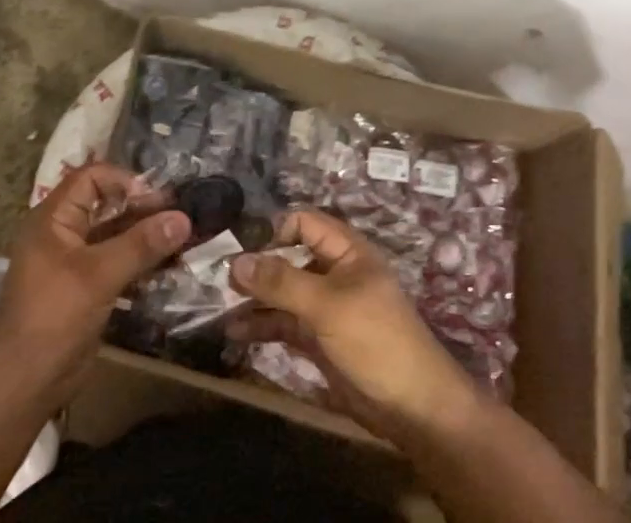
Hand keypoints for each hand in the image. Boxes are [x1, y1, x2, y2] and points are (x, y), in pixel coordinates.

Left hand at [0, 163, 190, 402]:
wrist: (24, 379)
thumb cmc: (54, 314)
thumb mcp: (98, 274)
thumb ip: (141, 244)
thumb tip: (184, 217)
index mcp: (53, 218)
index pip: (91, 178)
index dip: (125, 181)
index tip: (161, 199)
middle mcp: (63, 234)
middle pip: (107, 207)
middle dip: (143, 211)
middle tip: (183, 220)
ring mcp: (74, 264)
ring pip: (116, 239)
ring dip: (147, 240)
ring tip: (185, 244)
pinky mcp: (87, 292)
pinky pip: (118, 267)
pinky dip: (141, 266)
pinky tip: (170, 271)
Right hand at [227, 210, 481, 441]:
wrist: (413, 408)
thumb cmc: (376, 341)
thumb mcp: (327, 305)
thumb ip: (280, 281)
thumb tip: (235, 261)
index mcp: (348, 253)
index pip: (304, 223)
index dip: (273, 229)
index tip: (238, 245)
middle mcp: (334, 274)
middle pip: (288, 258)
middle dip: (255, 266)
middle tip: (217, 276)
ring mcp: (325, 308)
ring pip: (281, 293)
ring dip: (253, 298)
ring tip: (218, 305)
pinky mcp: (318, 339)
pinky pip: (283, 324)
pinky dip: (260, 326)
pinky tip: (234, 332)